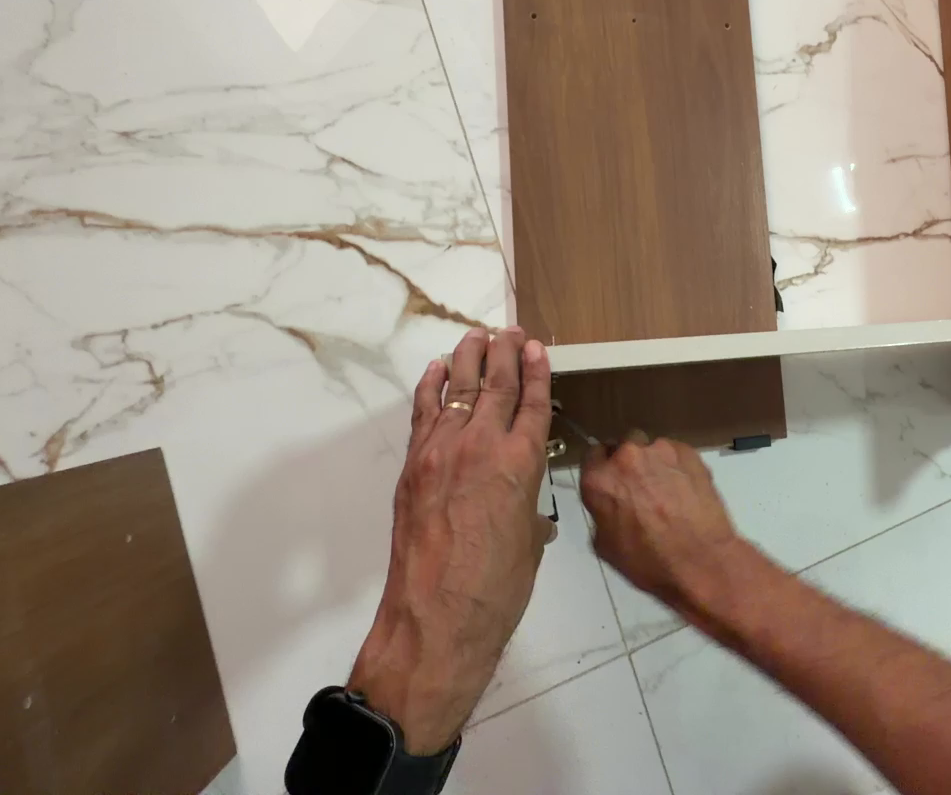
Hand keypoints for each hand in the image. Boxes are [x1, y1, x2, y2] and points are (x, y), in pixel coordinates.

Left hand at [349, 327, 554, 753]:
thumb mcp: (531, 539)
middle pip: (496, 385)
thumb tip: (523, 498)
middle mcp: (483, 445)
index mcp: (522, 462)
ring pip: (459, 390)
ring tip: (478, 335)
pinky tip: (439, 370)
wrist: (435, 622)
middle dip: (505, 352)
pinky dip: (433, 387)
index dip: (537, 370)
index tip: (536, 345)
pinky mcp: (413, 467)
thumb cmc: (498, 588)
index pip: (533, 401)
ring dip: (469, 358)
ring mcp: (442, 452)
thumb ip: (528, 503)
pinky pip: (425, 414)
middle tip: (510, 329)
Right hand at [580, 433, 758, 622]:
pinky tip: (686, 490)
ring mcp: (661, 450)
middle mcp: (627, 456)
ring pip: (651, 448)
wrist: (701, 562)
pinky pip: (676, 453)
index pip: (592, 455)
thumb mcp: (606, 545)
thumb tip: (611, 501)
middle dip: (629, 463)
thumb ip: (602, 510)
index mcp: (600, 480)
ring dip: (654, 464)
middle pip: (623, 446)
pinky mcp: (689, 452)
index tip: (612, 480)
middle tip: (641, 488)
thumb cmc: (648, 563)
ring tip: (668, 491)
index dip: (602, 467)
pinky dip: (677, 467)